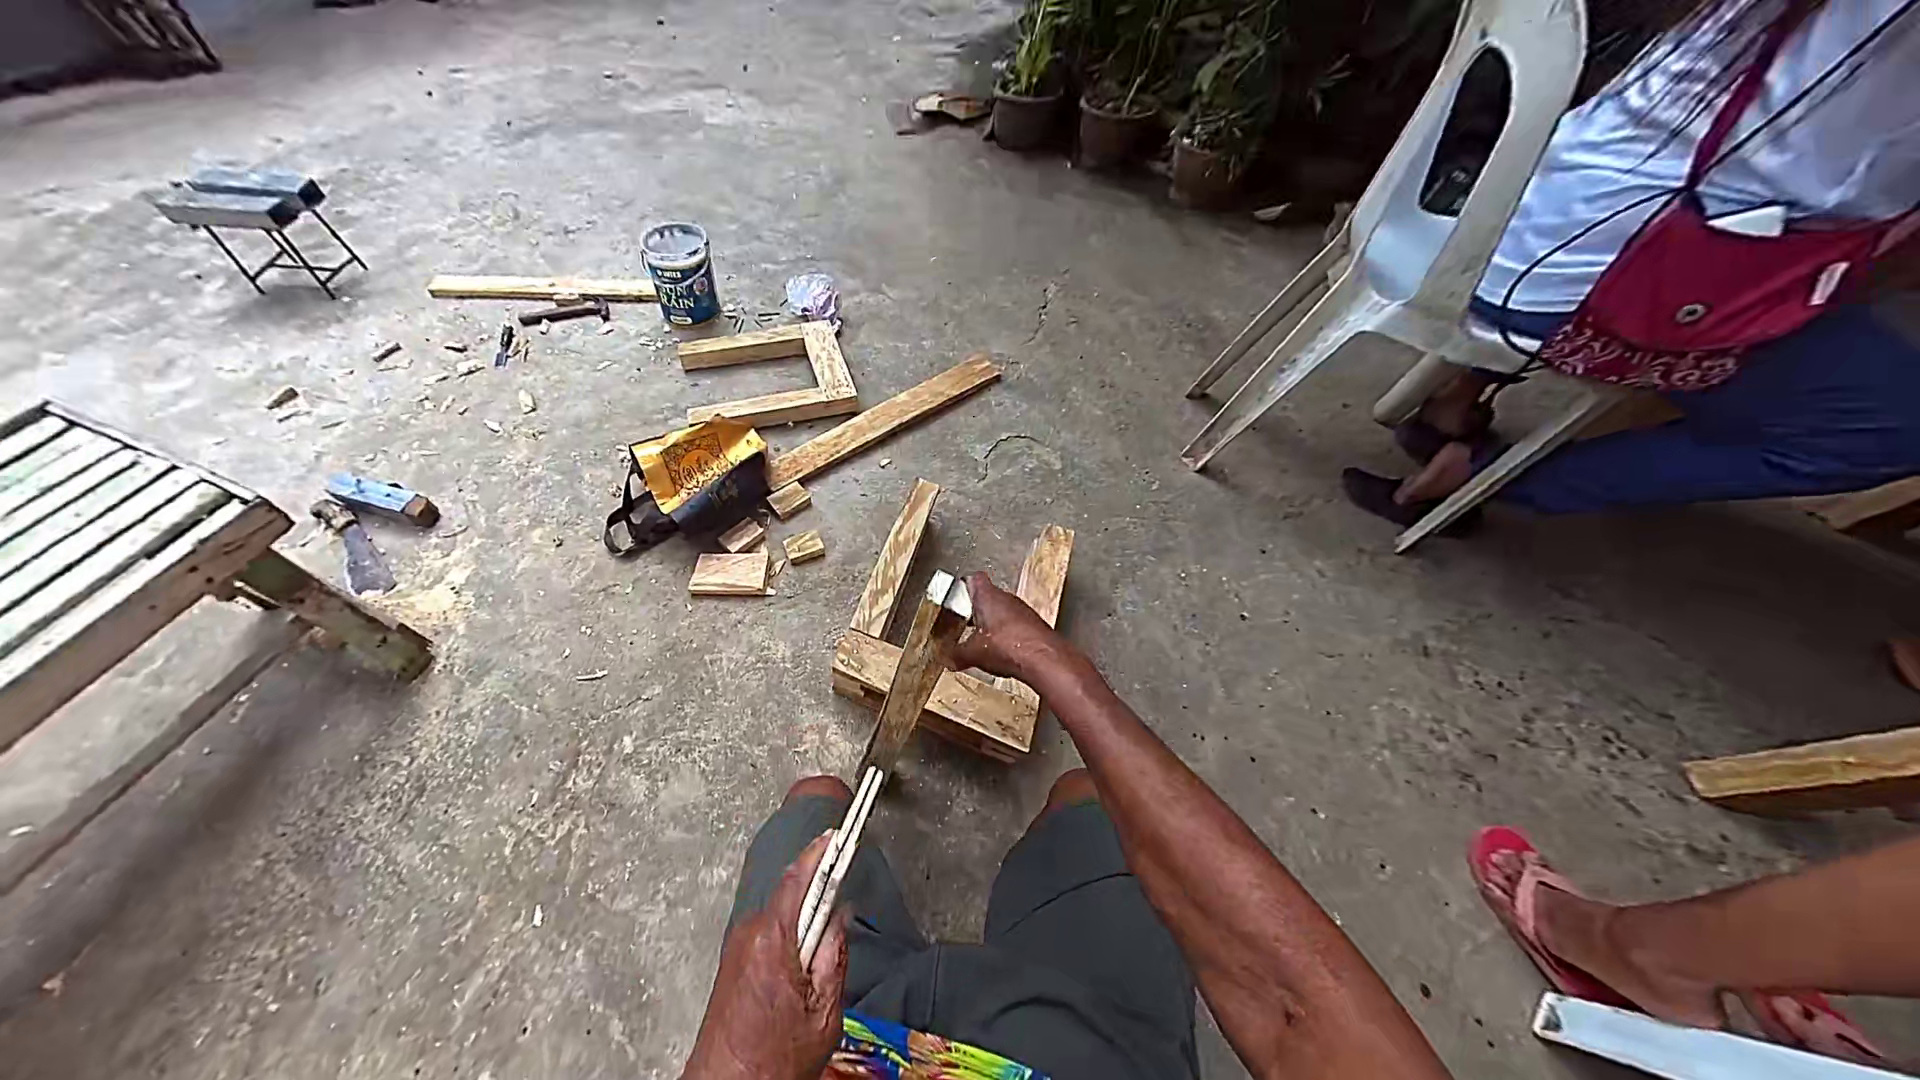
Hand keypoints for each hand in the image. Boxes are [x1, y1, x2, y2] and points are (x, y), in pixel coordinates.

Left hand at [682, 832, 847, 1079]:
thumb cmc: (771, 1062)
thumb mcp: (824, 1012)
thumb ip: (834, 954)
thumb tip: (840, 915)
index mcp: (773, 941)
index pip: (800, 878)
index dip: (821, 852)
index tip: (836, 835)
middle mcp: (750, 935)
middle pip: (793, 893)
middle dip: (819, 900)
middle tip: (837, 923)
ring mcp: (738, 945)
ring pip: (783, 914)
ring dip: (804, 924)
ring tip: (812, 972)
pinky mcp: (734, 957)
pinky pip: (770, 929)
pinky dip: (790, 936)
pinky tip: (795, 975)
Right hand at [952, 572, 1076, 682]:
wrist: (1044, 659)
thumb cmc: (1010, 645)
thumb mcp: (972, 654)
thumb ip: (957, 654)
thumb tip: (949, 658)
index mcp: (987, 597)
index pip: (974, 579)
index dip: (965, 584)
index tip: (958, 592)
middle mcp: (1007, 599)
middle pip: (989, 597)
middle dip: (978, 610)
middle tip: (967, 623)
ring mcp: (1024, 611)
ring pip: (1005, 611)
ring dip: (995, 623)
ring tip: (985, 641)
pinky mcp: (1035, 626)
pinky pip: (1018, 626)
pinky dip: (1010, 636)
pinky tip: (1005, 652)